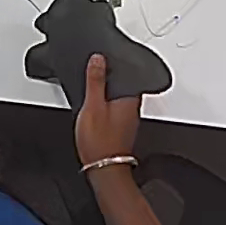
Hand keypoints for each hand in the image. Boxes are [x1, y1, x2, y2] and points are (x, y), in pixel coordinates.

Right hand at [74, 54, 139, 168]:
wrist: (103, 169)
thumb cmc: (99, 142)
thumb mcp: (93, 106)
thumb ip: (95, 81)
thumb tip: (98, 60)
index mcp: (129, 99)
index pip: (129, 72)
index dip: (118, 62)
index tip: (107, 55)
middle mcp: (132, 107)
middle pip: (124, 83)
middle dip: (112, 74)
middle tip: (98, 66)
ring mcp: (128, 117)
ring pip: (119, 94)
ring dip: (108, 88)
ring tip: (94, 82)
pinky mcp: (121, 125)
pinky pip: (115, 105)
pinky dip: (107, 100)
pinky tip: (96, 102)